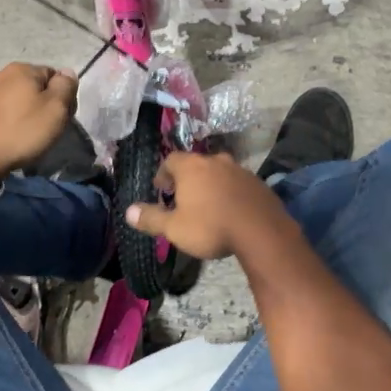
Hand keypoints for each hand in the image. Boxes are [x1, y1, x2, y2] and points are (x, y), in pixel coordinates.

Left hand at [0, 63, 77, 174]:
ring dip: (23, 109)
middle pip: (32, 85)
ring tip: (25, 131)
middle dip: (42, 101)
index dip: (62, 96)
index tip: (62, 116)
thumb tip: (67, 72)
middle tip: (46, 126)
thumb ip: (65, 86)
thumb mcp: (56, 109)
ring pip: (14, 97)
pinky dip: (6, 117)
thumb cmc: (23, 132)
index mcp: (21, 69)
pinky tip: (7, 133)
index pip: (53, 75)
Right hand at [124, 151, 294, 259]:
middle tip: (182, 198)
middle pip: (196, 164)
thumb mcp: (174, 228)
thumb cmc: (210, 227)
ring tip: (207, 205)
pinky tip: (230, 210)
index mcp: (192, 166)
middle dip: (187, 179)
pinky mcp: (258, 182)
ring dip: (210, 184)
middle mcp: (216, 160)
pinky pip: (237, 183)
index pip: (171, 160)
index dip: (163, 174)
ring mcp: (240, 169)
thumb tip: (128, 211)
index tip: (161, 190)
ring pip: (218, 172)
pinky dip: (229, 192)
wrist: (261, 230)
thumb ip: (151, 218)